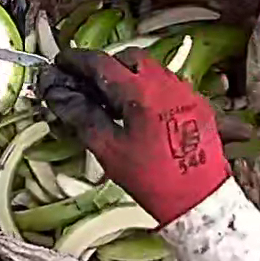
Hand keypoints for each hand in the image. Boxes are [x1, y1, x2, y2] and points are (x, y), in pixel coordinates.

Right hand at [40, 47, 226, 224]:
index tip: (60, 62)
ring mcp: (186, 93)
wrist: (202, 202)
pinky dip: (147, 86)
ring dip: (127, 74)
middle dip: (105, 64)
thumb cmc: (150, 177)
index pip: (101, 63)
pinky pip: (167, 83)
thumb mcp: (107, 148)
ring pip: (150, 68)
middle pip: (128, 58)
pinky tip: (139, 109)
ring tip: (113, 97)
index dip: (76, 60)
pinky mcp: (199, 105)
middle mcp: (166, 84)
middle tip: (88, 82)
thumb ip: (80, 114)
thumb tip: (57, 93)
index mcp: (140, 92)